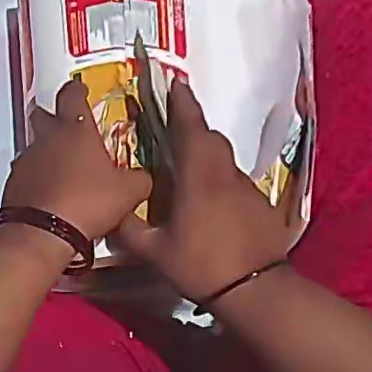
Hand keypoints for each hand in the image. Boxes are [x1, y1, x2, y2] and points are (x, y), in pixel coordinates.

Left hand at [4, 80, 152, 241]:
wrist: (42, 234)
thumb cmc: (87, 203)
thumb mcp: (128, 192)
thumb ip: (140, 179)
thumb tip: (144, 179)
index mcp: (75, 130)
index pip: (72, 94)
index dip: (77, 89)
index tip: (81, 89)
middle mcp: (46, 139)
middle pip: (43, 115)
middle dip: (54, 117)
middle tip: (67, 126)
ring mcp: (26, 161)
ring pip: (34, 147)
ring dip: (46, 153)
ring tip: (63, 169)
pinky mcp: (13, 185)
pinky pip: (26, 174)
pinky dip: (37, 179)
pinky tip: (50, 194)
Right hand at [114, 81, 296, 301]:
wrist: (255, 288)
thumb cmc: (201, 265)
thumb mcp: (155, 252)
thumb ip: (131, 230)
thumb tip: (114, 214)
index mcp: (199, 177)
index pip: (190, 128)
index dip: (181, 104)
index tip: (175, 83)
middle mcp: (224, 174)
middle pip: (211, 138)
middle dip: (193, 127)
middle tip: (174, 127)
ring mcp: (245, 188)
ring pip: (223, 159)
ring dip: (205, 153)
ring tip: (186, 164)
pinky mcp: (257, 204)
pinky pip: (233, 179)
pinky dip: (218, 178)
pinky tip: (206, 199)